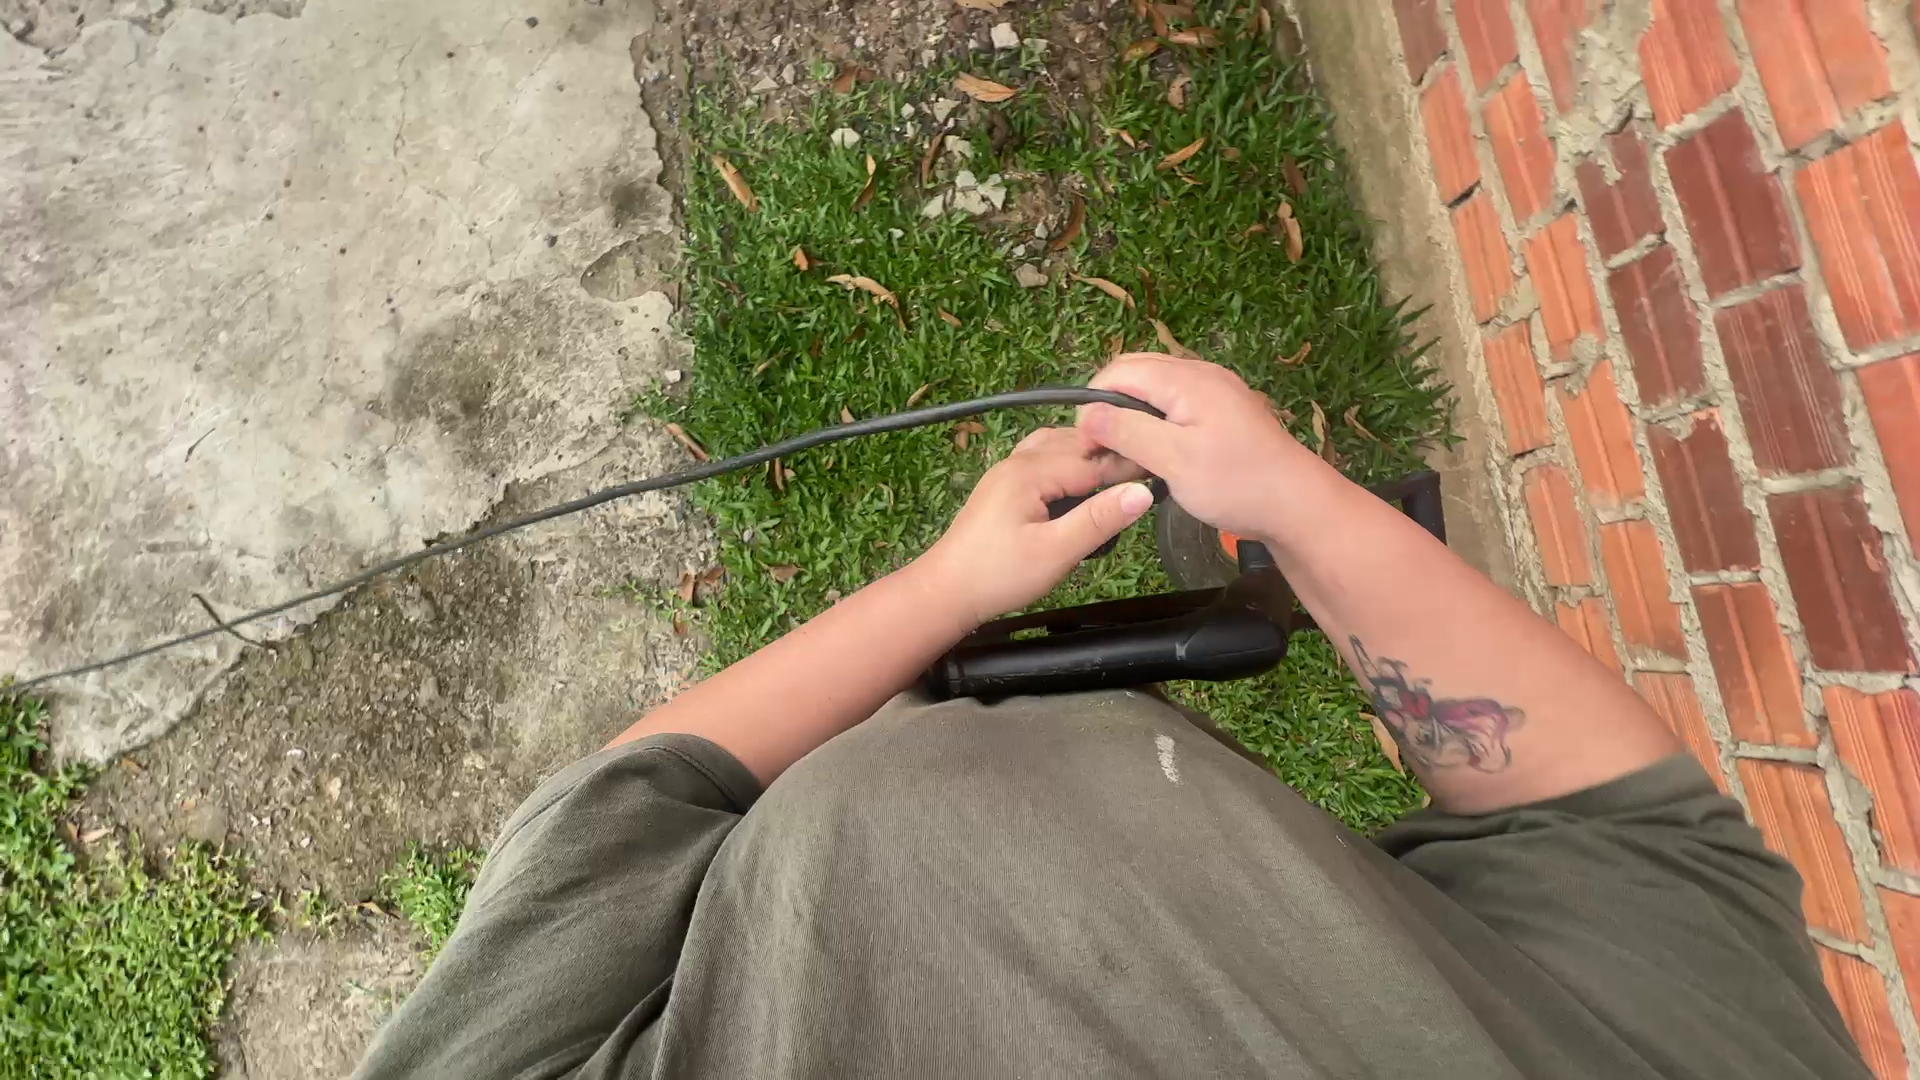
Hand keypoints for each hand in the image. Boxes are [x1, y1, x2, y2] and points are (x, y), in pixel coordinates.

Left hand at [917, 427, 1153, 623]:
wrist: (947, 591)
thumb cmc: (999, 575)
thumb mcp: (1055, 552)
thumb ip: (1098, 520)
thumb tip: (1143, 491)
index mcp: (1030, 472)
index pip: (1092, 460)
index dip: (1128, 466)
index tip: (1164, 469)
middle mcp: (1017, 462)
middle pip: (1074, 444)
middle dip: (1109, 453)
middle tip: (1148, 467)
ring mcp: (1006, 472)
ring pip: (1056, 446)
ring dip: (1086, 453)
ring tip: (1118, 469)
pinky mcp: (1002, 488)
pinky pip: (1041, 459)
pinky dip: (1065, 462)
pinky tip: (1078, 480)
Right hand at [1077, 354, 1326, 541]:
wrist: (1297, 505)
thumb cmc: (1235, 484)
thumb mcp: (1174, 460)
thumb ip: (1128, 431)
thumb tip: (1086, 414)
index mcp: (1187, 380)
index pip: (1118, 371)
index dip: (1093, 404)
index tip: (1087, 446)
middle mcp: (1201, 373)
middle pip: (1135, 373)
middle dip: (1108, 406)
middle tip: (1101, 450)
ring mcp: (1215, 389)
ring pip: (1153, 388)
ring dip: (1130, 415)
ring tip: (1124, 454)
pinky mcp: (1222, 409)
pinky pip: (1174, 402)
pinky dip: (1153, 420)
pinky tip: (1154, 452)